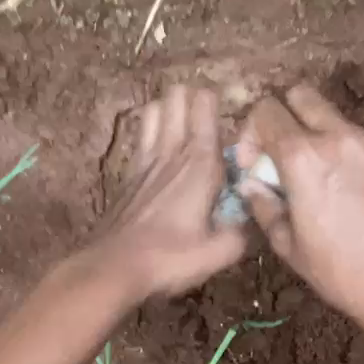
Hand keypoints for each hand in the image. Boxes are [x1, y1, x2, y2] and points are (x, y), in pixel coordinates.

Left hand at [89, 84, 247, 301]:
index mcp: (200, 163)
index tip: (229, 121)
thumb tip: (251, 222)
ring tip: (185, 128)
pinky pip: (142, 136)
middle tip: (209, 122)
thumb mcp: (217, 253)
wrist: (113, 266)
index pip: (205, 104)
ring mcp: (146, 160)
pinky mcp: (128, 174)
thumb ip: (241, 233)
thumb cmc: (169, 258)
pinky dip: (152, 131)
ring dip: (170, 110)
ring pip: (156, 109)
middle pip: (178, 96)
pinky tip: (161, 149)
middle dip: (193, 98)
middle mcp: (172, 151)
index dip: (219, 102)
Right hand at [240, 86, 363, 345]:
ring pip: (331, 117)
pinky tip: (347, 195)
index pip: (265, 111)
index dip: (250, 136)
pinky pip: (357, 139)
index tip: (253, 167)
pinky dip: (341, 153)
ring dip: (313, 136)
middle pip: (299, 95)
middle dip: (282, 120)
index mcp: (304, 157)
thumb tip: (253, 185)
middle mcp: (339, 137)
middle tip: (279, 160)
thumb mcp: (290, 248)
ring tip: (314, 183)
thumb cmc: (344, 273)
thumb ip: (265, 207)